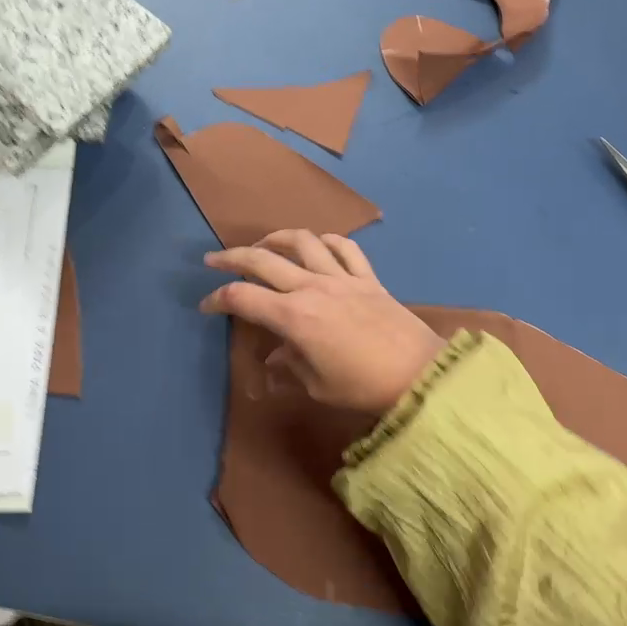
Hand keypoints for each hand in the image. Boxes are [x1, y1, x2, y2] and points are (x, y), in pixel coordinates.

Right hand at [201, 230, 446, 413]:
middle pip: (262, 259)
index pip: (242, 298)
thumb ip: (291, 366)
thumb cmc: (364, 387)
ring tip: (263, 244)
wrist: (420, 376)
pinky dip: (326, 241)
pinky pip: (344, 247)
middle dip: (231, 257)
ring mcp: (341, 278)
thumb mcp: (318, 386)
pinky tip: (317, 245)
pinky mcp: (368, 278)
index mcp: (294, 317)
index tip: (206, 306)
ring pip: (302, 241)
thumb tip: (275, 358)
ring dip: (276, 237)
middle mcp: (312, 288)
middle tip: (213, 260)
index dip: (217, 299)